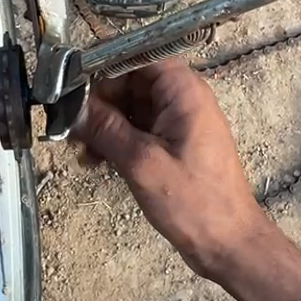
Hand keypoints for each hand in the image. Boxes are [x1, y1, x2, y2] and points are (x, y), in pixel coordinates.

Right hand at [70, 58, 277, 279]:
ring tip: (82, 153)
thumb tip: (73, 106)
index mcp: (184, 90)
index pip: (137, 55)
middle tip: (71, 127)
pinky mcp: (174, 145)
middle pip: (131, 82)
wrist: (228, 244)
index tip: (72, 86)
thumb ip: (105, 128)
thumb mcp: (141, 162)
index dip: (102, 67)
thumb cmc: (194, 202)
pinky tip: (97, 162)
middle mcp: (184, 99)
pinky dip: (118, 141)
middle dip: (99, 102)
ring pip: (132, 108)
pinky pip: (140, 130)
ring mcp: (180, 122)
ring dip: (105, 125)